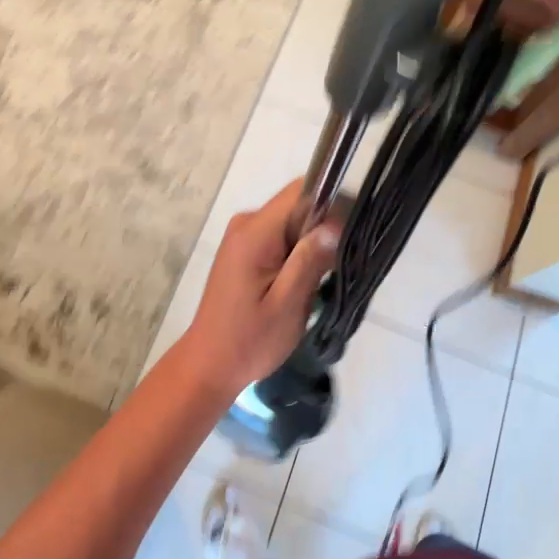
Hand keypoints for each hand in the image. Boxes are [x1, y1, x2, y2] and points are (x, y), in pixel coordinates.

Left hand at [176, 182, 338, 393]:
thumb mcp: (288, 304)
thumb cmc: (249, 340)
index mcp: (255, 232)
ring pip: (292, 223)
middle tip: (335, 268)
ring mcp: (243, 235)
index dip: (331, 205)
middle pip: (298, 207)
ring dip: (310, 246)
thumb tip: (335, 224)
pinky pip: (280, 237)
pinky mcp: (245, 250)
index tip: (348, 234)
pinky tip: (302, 283)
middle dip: (322, 231)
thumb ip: (309, 260)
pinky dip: (297, 254)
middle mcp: (247, 223)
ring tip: (320, 281)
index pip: (302, 192)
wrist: (209, 366)